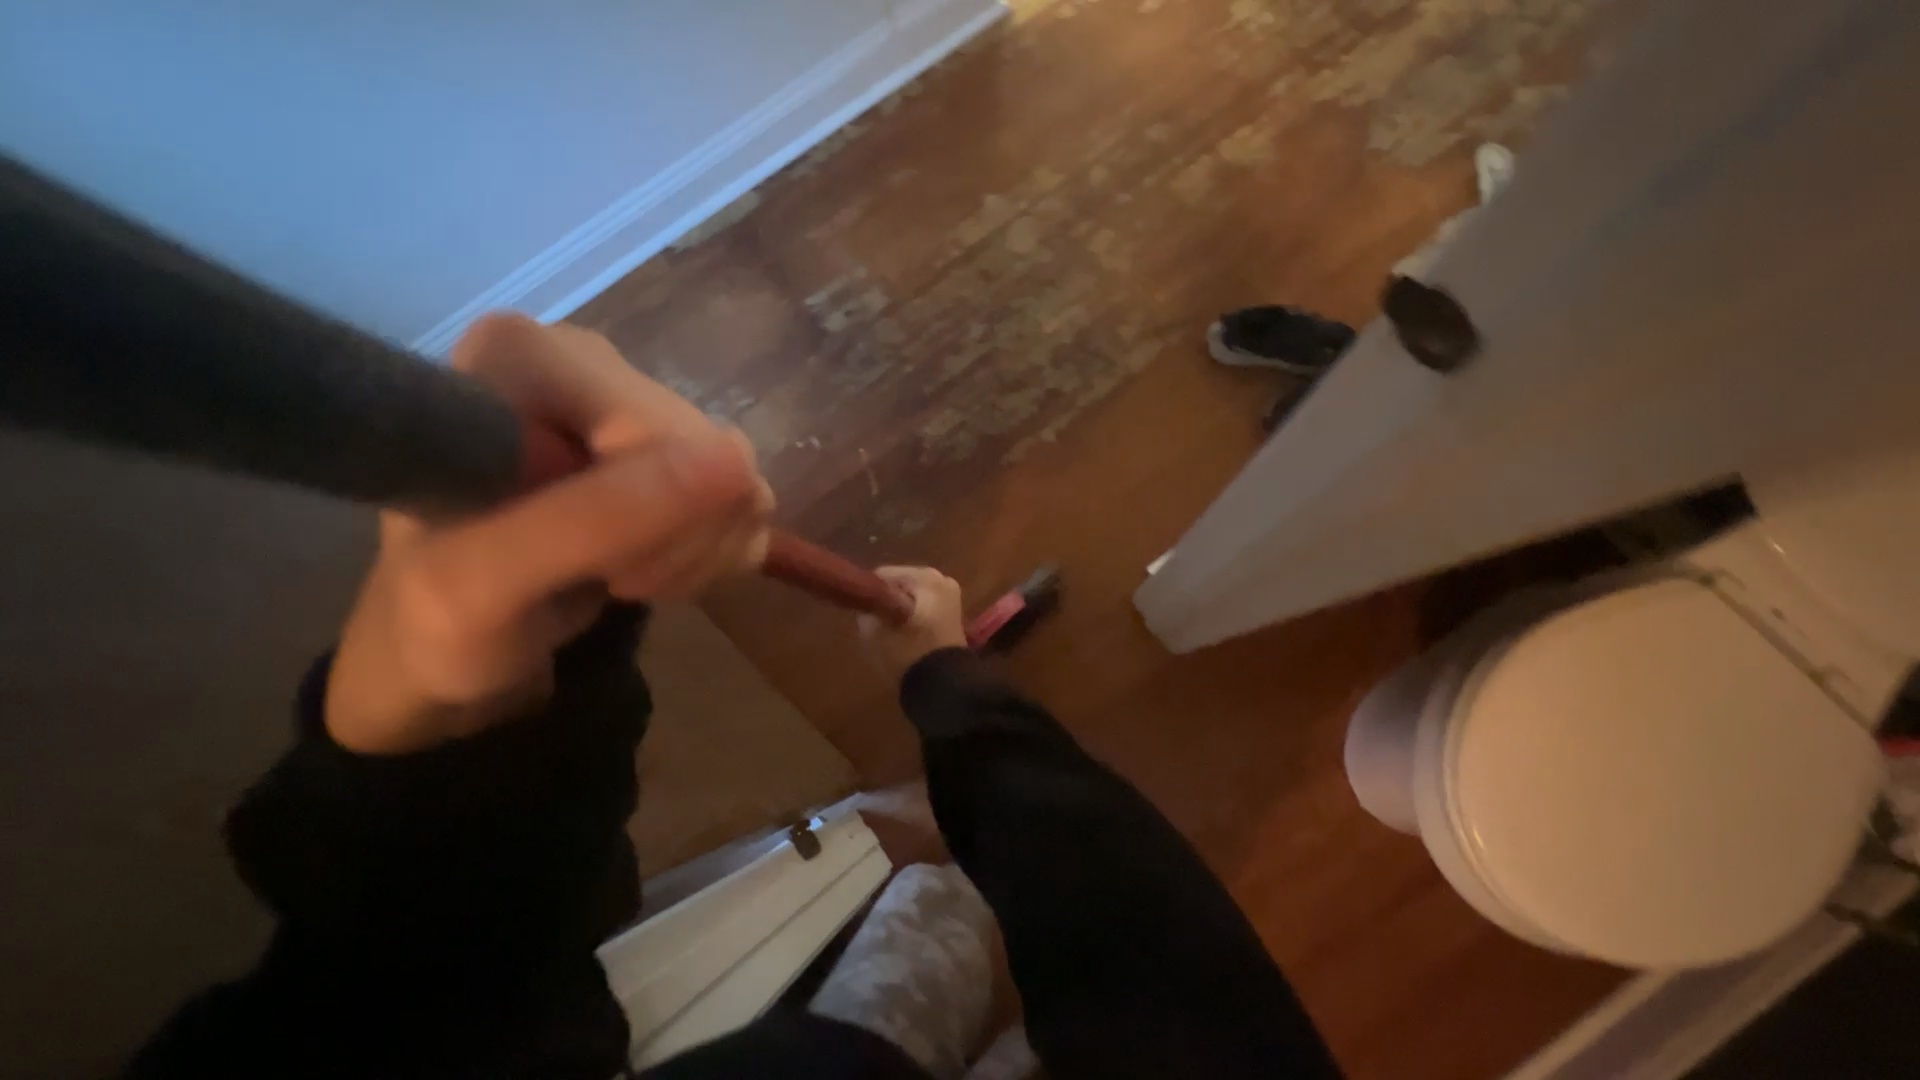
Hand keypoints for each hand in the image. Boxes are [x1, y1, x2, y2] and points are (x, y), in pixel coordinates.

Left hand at [325, 313, 772, 754]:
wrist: (447, 646)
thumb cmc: (434, 621)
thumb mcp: (483, 582)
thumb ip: (596, 518)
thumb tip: (738, 464)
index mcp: (524, 356)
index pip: (661, 432)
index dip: (646, 514)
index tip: (586, 560)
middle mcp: (593, 361)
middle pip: (708, 451)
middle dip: (670, 541)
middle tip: (603, 578)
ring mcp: (645, 405)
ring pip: (740, 479)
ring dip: (695, 555)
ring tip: (619, 576)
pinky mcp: (682, 451)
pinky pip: (750, 502)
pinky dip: (714, 557)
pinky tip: (654, 568)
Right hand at [858, 566, 967, 679]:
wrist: (942, 684)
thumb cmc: (906, 651)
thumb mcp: (873, 629)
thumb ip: (866, 607)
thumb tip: (867, 603)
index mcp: (925, 576)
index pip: (882, 575)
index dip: (870, 594)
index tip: (864, 615)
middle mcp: (941, 579)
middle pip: (899, 585)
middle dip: (887, 602)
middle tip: (877, 626)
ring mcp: (950, 596)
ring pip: (911, 598)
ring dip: (899, 610)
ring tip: (891, 634)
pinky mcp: (953, 616)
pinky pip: (923, 609)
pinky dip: (912, 618)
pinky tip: (905, 637)